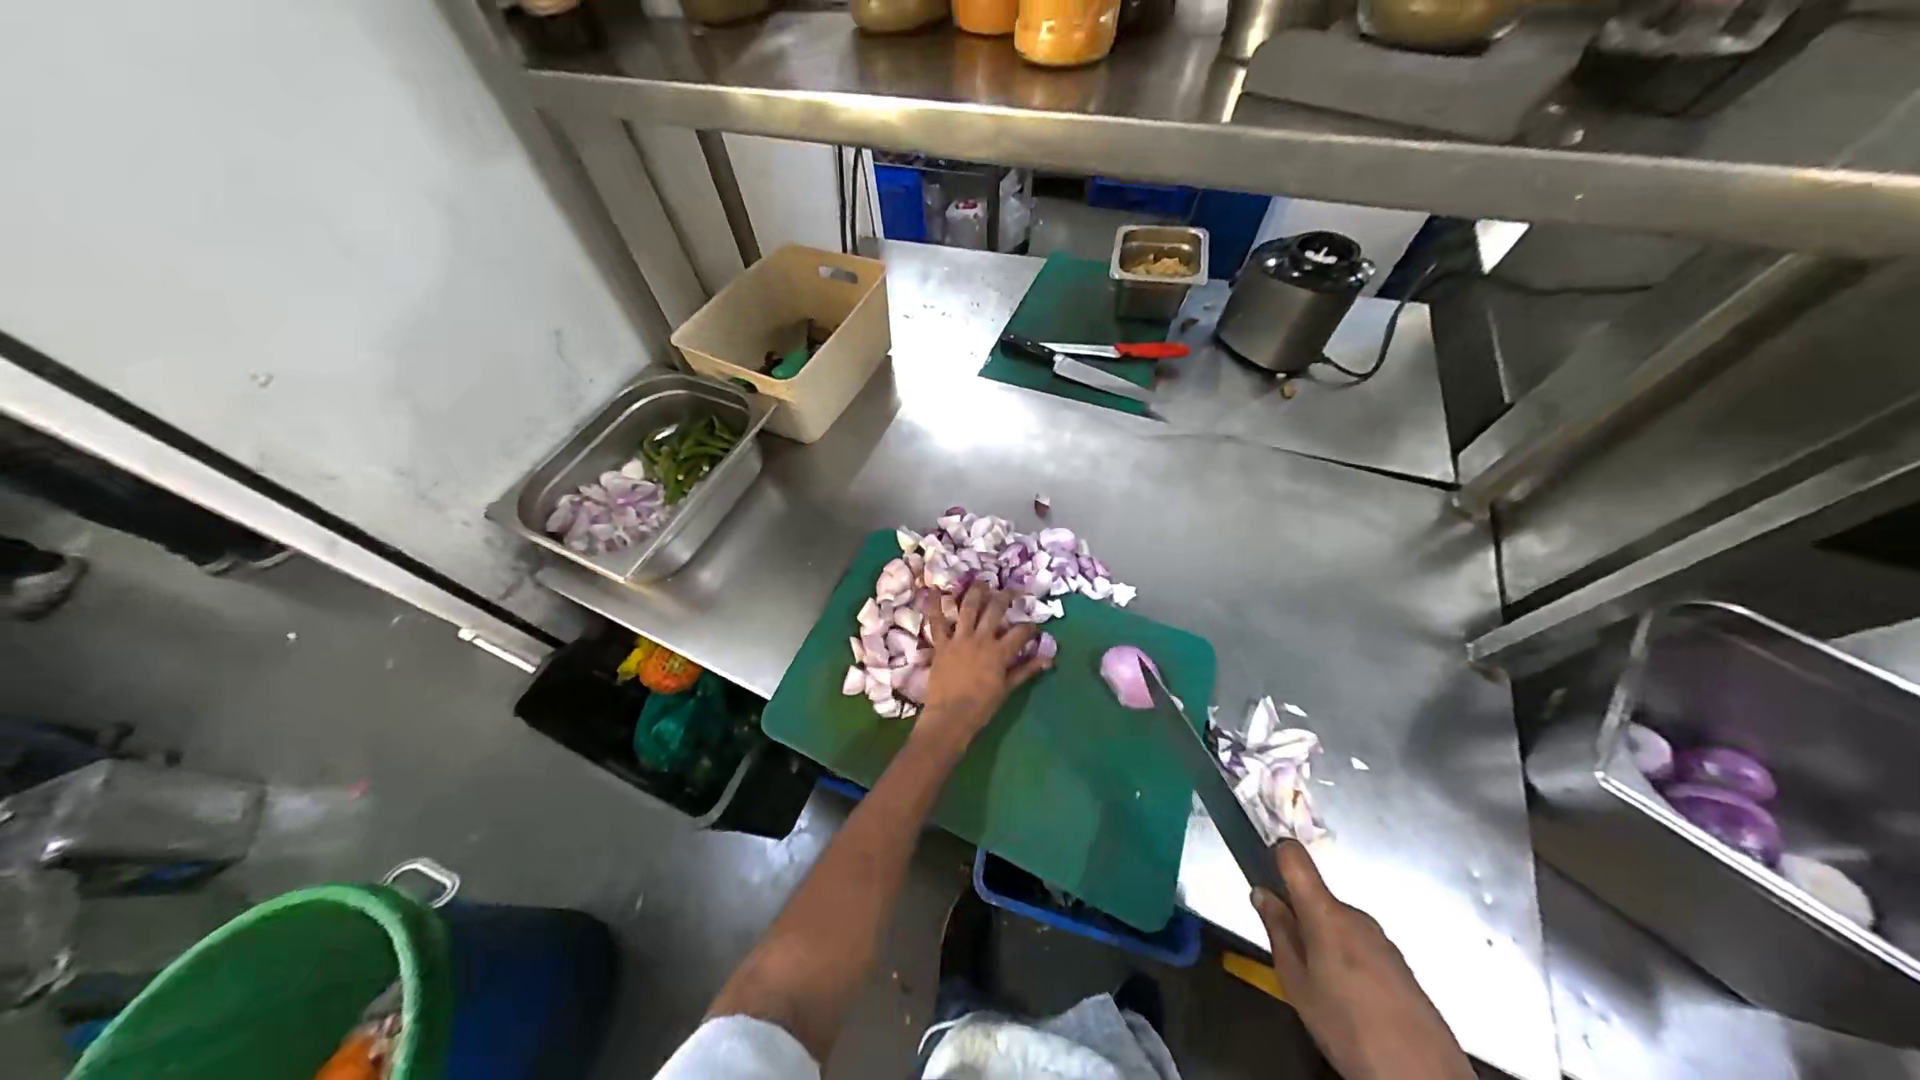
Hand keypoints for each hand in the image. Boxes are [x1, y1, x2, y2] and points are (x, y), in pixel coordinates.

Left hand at [916, 585, 1051, 752]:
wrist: (950, 716)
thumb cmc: (981, 706)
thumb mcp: (1007, 688)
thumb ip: (1026, 670)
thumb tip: (1048, 659)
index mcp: (1000, 651)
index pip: (1021, 632)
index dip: (1030, 627)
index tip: (1033, 627)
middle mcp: (981, 639)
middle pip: (995, 609)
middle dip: (1005, 597)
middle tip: (1011, 590)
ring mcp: (959, 639)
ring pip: (968, 607)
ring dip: (975, 592)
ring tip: (981, 582)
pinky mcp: (941, 644)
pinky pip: (936, 621)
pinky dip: (933, 604)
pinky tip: (932, 589)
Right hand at [1253, 842, 1473, 1079]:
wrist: (1422, 1076)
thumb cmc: (1349, 1027)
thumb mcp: (1296, 982)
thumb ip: (1278, 931)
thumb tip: (1262, 894)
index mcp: (1326, 913)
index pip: (1295, 857)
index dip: (1275, 856)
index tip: (1264, 872)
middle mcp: (1356, 916)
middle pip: (1315, 897)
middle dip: (1297, 916)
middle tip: (1288, 957)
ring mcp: (1381, 938)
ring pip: (1337, 923)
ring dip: (1321, 941)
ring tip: (1318, 985)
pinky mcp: (1398, 962)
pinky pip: (1359, 945)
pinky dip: (1345, 959)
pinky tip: (1347, 998)